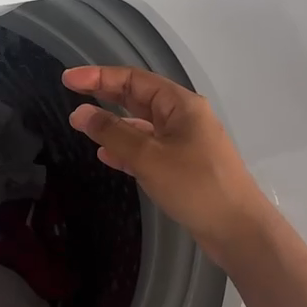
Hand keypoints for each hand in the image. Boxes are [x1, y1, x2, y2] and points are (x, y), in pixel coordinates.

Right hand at [63, 66, 280, 261]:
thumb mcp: (148, 157)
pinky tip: (106, 155)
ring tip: (83, 125)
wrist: (238, 230)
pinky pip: (148, 149)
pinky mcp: (183, 166)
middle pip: (138, 98)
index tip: (68, 79)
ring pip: (142, 125)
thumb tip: (80, 114)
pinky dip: (126, 149)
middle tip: (71, 93)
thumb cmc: (195, 185)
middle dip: (105, 94)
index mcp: (180, 105)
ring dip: (113, 123)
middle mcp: (183, 117)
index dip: (99, 76)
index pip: (134, 79)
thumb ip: (112, 133)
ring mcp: (185, 142)